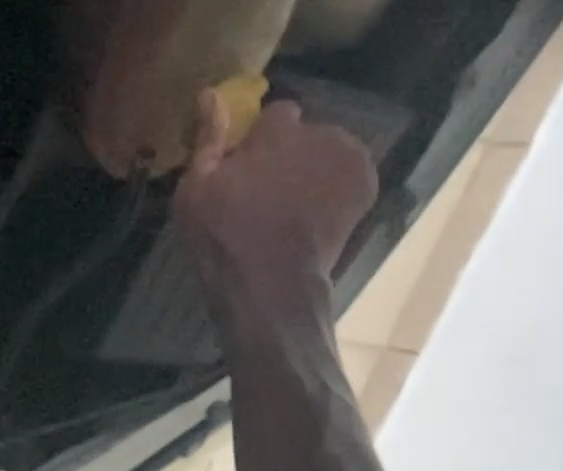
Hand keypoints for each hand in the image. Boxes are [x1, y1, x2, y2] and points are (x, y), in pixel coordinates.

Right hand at [173, 89, 378, 288]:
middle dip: (288, 153)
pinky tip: (311, 215)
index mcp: (278, 133)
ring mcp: (350, 159)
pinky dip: (332, 188)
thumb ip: (208, 141)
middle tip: (264, 192)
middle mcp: (322, 134)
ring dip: (311, 169)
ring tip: (288, 207)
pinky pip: (347, 174)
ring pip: (328, 152)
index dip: (260, 138)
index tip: (244, 165)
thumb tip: (211, 96)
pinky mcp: (367, 185)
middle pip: (304, 134)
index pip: (276, 113)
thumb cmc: (223, 237)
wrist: (269, 281)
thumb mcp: (195, 192)